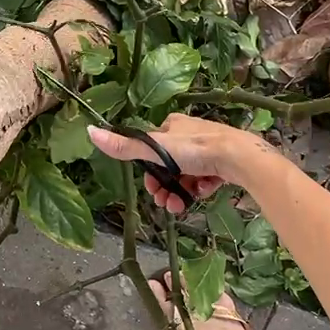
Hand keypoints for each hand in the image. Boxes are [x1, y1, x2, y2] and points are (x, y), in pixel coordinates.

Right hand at [86, 114, 264, 212]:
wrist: (240, 158)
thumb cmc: (196, 149)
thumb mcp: (155, 149)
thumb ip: (124, 146)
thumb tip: (90, 131)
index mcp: (172, 124)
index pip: (152, 149)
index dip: (149, 171)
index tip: (151, 188)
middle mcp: (190, 132)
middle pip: (170, 165)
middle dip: (165, 186)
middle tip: (167, 202)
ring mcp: (209, 147)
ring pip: (187, 174)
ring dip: (181, 192)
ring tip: (182, 205)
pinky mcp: (225, 161)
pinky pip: (207, 178)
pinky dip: (201, 188)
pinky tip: (203, 193)